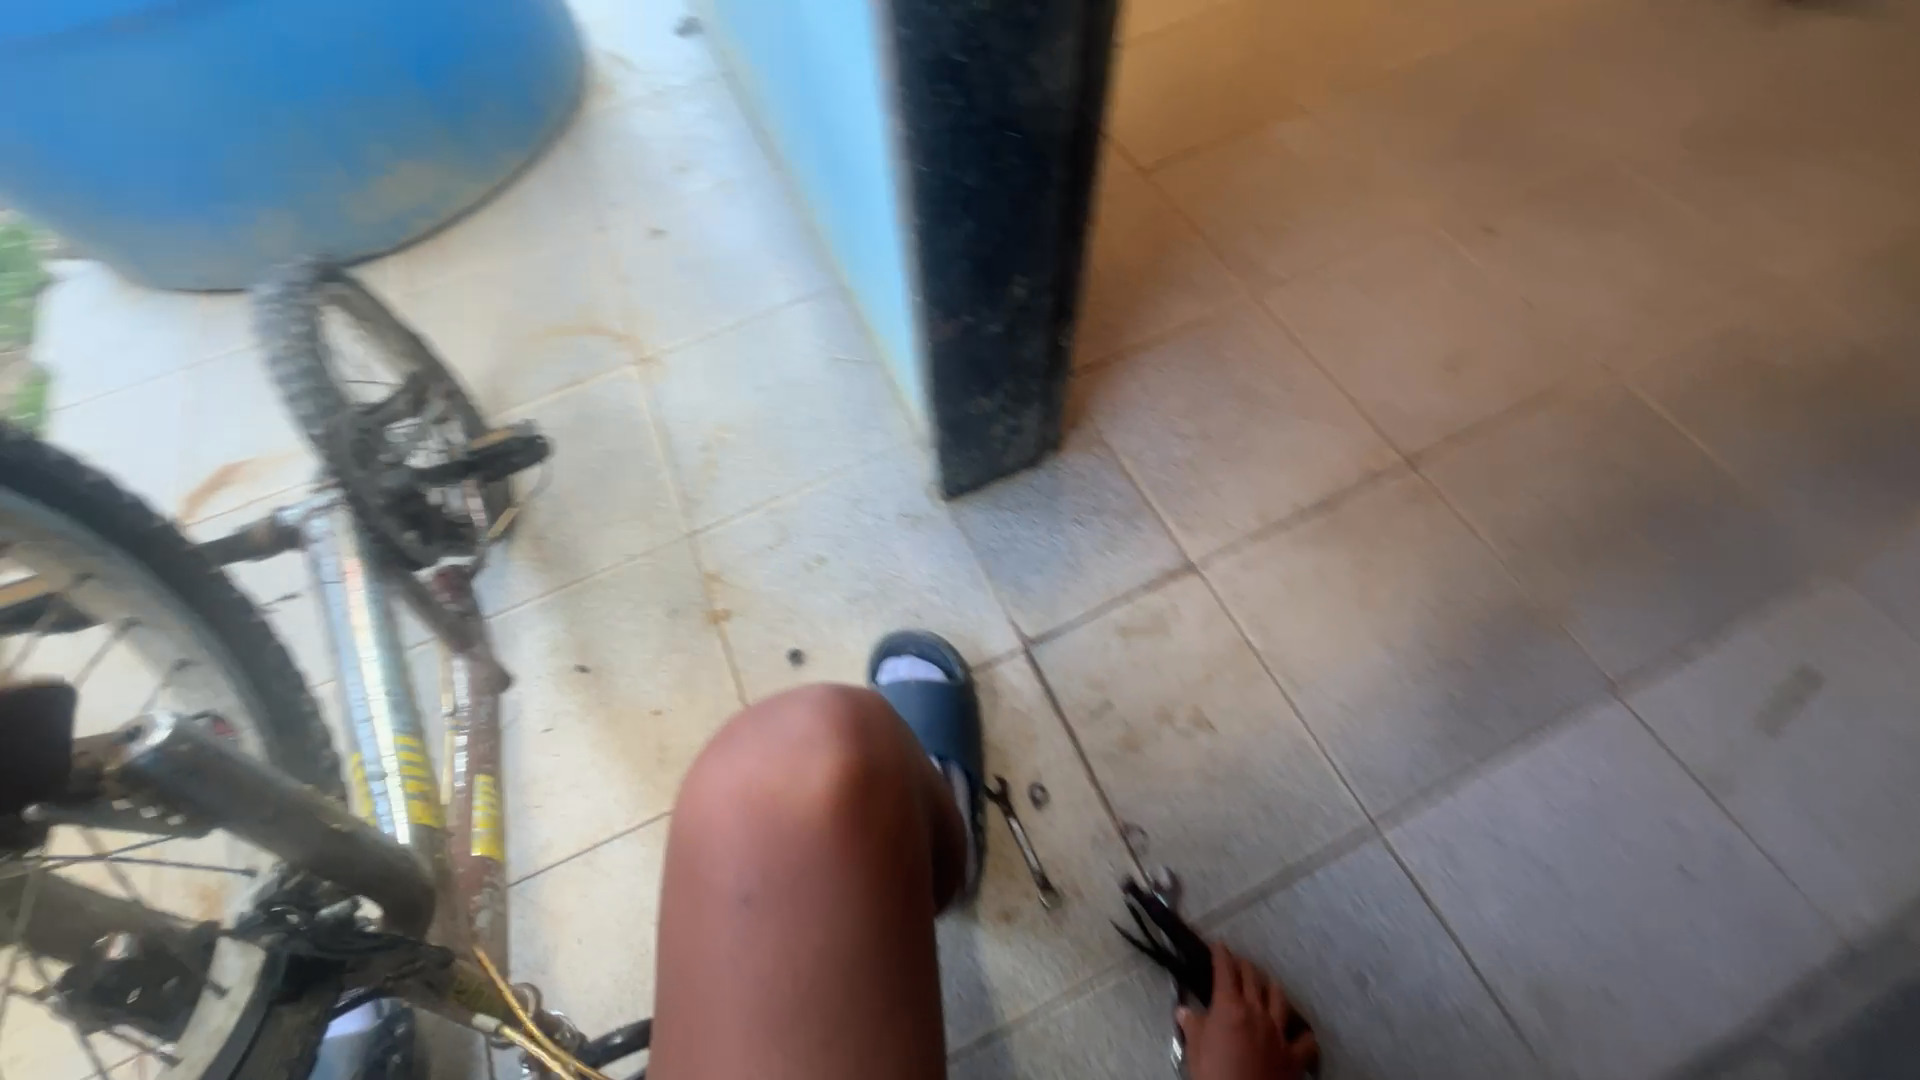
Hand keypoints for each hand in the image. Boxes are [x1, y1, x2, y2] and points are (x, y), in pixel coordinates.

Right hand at [1177, 942, 1319, 1079]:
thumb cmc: (1214, 1074)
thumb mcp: (1195, 1050)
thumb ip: (1192, 1027)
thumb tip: (1184, 1012)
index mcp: (1229, 1006)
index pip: (1224, 970)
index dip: (1221, 954)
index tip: (1219, 946)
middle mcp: (1256, 1011)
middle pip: (1252, 978)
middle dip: (1244, 965)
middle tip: (1238, 961)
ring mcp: (1278, 1032)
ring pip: (1279, 998)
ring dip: (1271, 987)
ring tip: (1267, 984)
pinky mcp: (1295, 1056)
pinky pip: (1306, 1040)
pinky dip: (1303, 1033)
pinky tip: (1300, 1031)